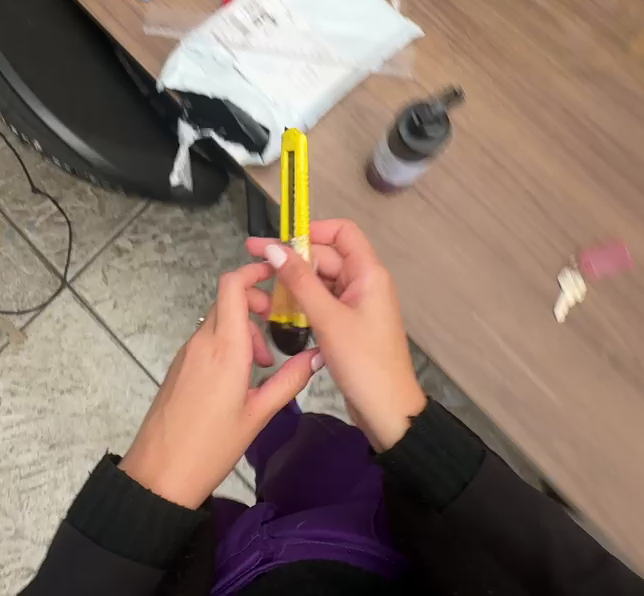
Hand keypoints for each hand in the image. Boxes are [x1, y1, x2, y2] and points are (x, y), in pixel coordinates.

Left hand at [119, 262, 322, 507]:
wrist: (159, 474)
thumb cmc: (213, 446)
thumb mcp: (259, 415)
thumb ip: (290, 380)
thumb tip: (320, 355)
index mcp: (225, 347)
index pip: (232, 285)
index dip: (253, 270)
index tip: (277, 274)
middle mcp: (203, 340)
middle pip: (228, 299)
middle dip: (256, 304)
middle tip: (276, 329)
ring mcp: (187, 351)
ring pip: (218, 320)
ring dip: (243, 328)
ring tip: (262, 364)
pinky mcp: (179, 365)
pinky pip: (207, 338)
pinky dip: (227, 342)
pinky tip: (239, 377)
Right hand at [249, 219, 424, 449]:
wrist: (389, 414)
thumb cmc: (363, 362)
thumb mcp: (328, 318)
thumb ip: (300, 281)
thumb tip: (274, 247)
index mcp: (368, 272)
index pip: (341, 231)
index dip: (310, 229)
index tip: (279, 240)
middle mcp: (365, 281)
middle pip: (326, 255)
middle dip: (293, 257)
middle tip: (255, 260)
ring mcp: (357, 303)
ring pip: (321, 279)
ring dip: (295, 280)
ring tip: (261, 284)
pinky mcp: (349, 323)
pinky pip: (323, 300)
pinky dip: (302, 300)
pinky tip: (278, 307)